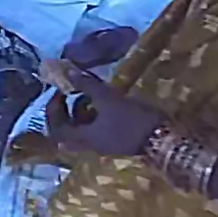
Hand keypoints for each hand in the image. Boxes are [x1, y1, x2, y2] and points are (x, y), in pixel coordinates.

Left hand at [45, 65, 163, 156]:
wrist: (165, 140)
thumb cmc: (133, 120)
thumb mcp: (108, 99)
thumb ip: (87, 85)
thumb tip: (67, 71)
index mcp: (84, 138)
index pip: (56, 129)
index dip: (52, 111)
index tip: (58, 92)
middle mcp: (90, 145)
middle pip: (67, 131)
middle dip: (64, 111)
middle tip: (67, 93)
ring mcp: (103, 145)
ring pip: (82, 130)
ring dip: (80, 112)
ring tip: (87, 93)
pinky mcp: (115, 141)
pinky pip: (96, 129)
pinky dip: (94, 115)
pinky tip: (103, 102)